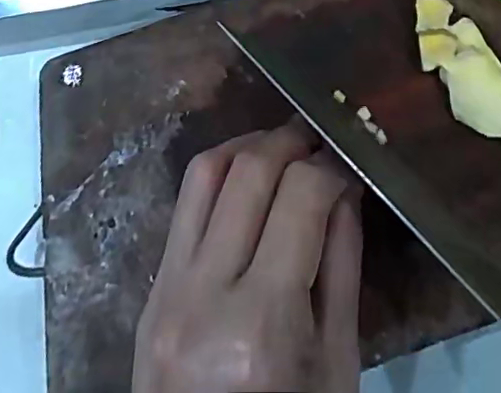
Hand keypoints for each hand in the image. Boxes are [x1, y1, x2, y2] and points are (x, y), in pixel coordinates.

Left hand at [133, 122, 363, 392]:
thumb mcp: (336, 366)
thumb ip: (341, 266)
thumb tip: (343, 187)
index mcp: (262, 323)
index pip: (301, 198)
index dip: (332, 165)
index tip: (350, 161)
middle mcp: (205, 293)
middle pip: (248, 171)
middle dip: (291, 139)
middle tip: (320, 135)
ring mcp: (167, 288)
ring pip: (204, 173)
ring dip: (248, 144)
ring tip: (284, 143)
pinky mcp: (150, 289)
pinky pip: (184, 207)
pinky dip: (220, 176)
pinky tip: (247, 178)